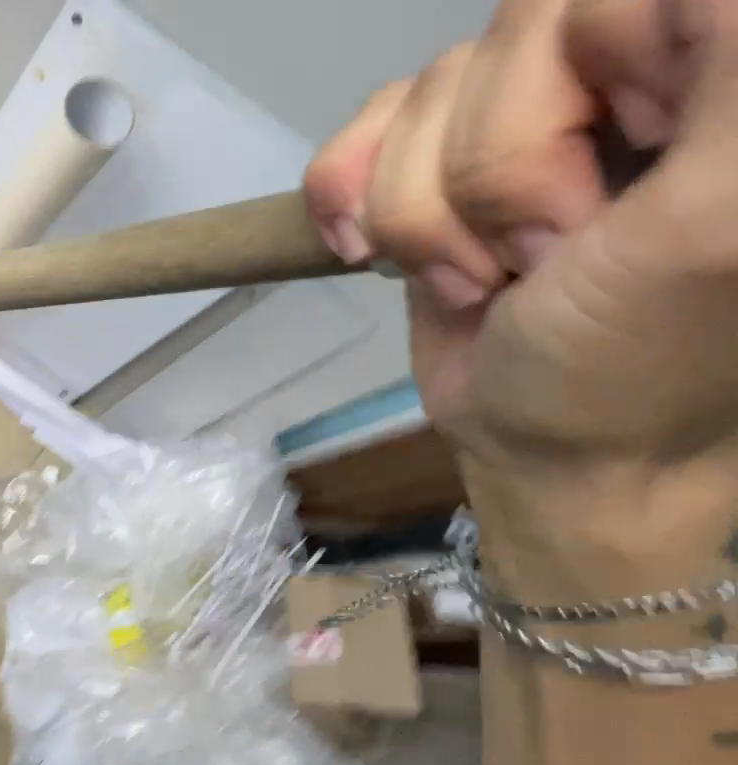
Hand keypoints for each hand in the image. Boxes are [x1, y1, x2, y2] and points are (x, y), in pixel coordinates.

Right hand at [303, 0, 737, 514]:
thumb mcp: (710, 223)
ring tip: (480, 278)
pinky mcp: (431, 166)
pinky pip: (357, 136)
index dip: (596, 67)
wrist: (535, 439)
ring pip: (425, 95)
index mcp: (717, 63)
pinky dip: (347, 203)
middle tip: (547, 249)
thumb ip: (734, 78)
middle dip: (495, 167)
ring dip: (421, 215)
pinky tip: (374, 256)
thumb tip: (689, 0)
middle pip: (514, 32)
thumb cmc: (634, 353)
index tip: (636, 156)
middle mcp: (632, 67)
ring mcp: (522, 116)